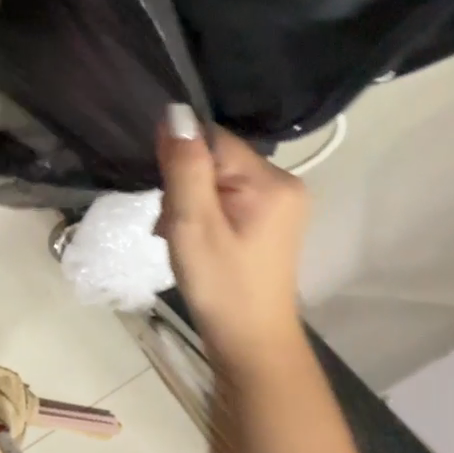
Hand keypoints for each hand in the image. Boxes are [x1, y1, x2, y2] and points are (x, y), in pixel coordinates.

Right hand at [155, 104, 309, 364]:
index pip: (209, 139)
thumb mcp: (192, 221)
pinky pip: (221, 192)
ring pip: (211, 175)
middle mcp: (283, 182)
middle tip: (174, 222)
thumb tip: (174, 111)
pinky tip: (193, 236)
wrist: (250, 341)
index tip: (170, 197)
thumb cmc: (220, 282)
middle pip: (211, 156)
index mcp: (270, 180)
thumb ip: (184, 164)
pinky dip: (199, 209)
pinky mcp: (267, 217)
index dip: (179, 160)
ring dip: (186, 198)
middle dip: (181, 182)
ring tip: (181, 233)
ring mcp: (278, 201)